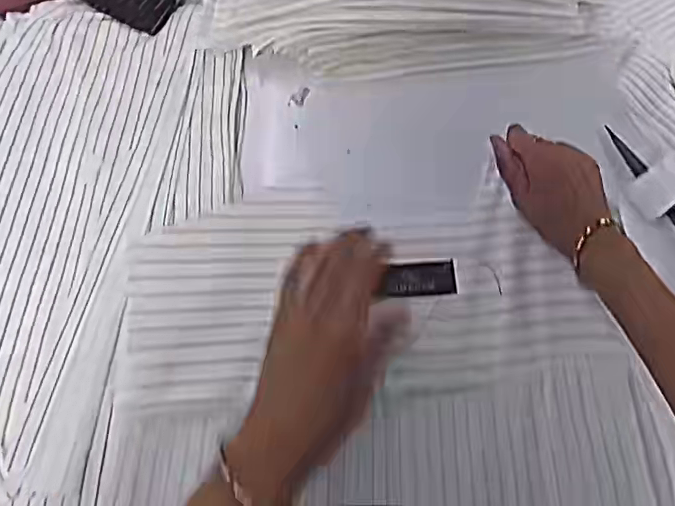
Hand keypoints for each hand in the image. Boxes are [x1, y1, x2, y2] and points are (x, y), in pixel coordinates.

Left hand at [225, 230, 405, 502]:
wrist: (276, 439)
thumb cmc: (320, 422)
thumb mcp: (364, 386)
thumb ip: (381, 344)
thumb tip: (398, 316)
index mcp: (344, 330)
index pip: (363, 277)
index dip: (376, 257)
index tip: (386, 247)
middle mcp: (319, 315)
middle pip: (340, 264)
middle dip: (356, 243)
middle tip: (369, 234)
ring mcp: (296, 314)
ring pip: (316, 265)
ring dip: (333, 244)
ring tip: (345, 235)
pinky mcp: (280, 319)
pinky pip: (292, 277)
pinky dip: (302, 258)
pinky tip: (309, 249)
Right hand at [490, 124, 611, 260]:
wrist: (591, 235)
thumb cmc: (557, 222)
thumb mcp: (521, 196)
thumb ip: (507, 165)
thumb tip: (498, 144)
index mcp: (538, 155)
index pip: (516, 134)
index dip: (511, 149)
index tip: (513, 162)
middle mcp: (559, 150)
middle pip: (536, 142)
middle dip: (531, 159)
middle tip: (532, 185)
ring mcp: (576, 156)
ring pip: (553, 149)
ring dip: (549, 162)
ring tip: (550, 189)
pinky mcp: (590, 163)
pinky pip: (570, 157)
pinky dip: (566, 167)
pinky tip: (565, 188)